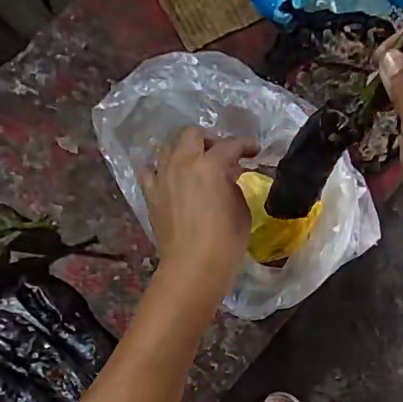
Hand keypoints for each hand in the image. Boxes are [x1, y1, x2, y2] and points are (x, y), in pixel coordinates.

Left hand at [144, 127, 257, 294]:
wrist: (193, 266)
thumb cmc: (225, 241)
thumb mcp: (241, 209)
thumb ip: (233, 186)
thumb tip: (227, 178)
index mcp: (210, 165)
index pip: (230, 145)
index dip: (245, 145)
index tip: (253, 150)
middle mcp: (182, 163)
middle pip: (192, 135)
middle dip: (208, 140)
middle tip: (220, 155)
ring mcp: (162, 177)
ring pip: (167, 148)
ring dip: (183, 152)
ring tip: (193, 165)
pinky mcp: (150, 194)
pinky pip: (148, 171)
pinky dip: (158, 169)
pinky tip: (168, 177)